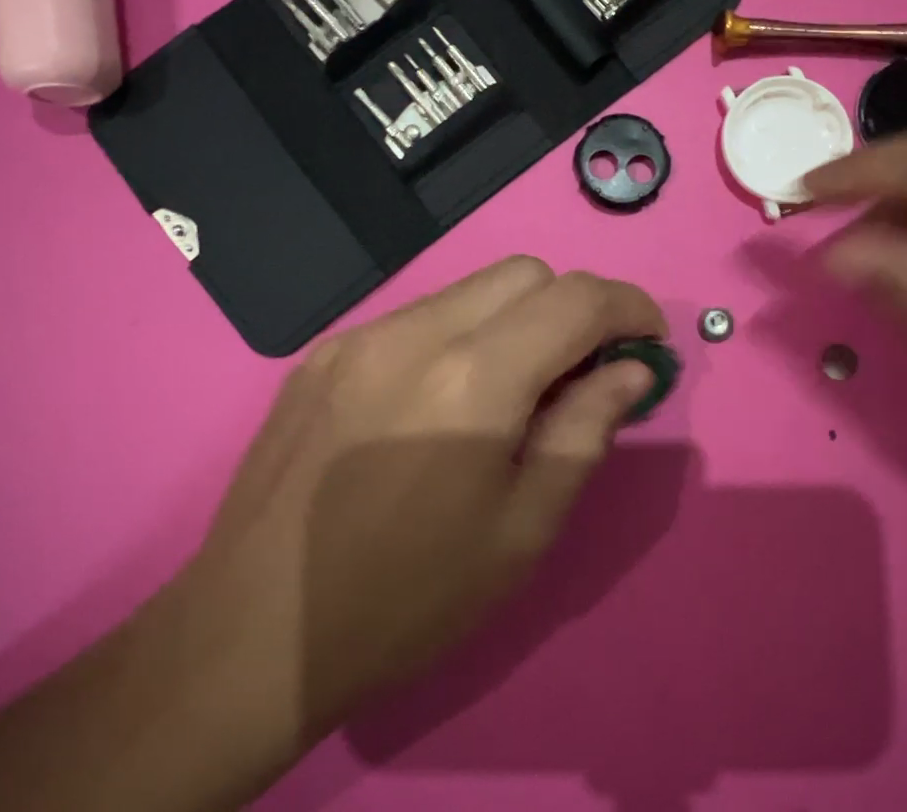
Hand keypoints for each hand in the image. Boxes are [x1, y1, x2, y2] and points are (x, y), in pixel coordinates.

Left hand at [190, 257, 665, 796]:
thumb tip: (631, 371)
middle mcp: (411, 333)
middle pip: (522, 274)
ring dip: (512, 323)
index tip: (650, 344)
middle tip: (583, 377)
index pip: (575, 298)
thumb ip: (584, 433)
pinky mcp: (320, 358)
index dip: (629, 308)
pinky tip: (441, 408)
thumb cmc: (409, 599)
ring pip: (465, 292)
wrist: (256, 632)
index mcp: (471, 378)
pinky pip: (413, 321)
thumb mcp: (522, 531)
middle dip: (571, 308)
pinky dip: (456, 340)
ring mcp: (356, 339)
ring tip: (513, 398)